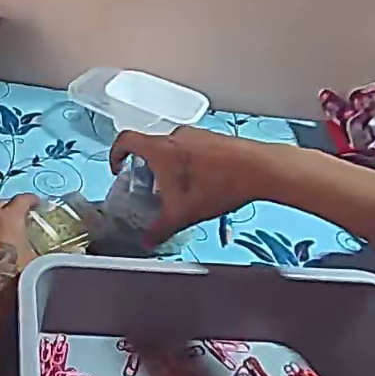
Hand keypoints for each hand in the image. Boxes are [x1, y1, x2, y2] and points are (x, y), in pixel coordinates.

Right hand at [109, 127, 284, 241]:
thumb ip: (160, 229)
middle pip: (150, 146)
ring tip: (180, 189)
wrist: (259, 169)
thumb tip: (148, 241)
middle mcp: (176, 136)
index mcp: (160, 149)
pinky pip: (192, 147)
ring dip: (170, 164)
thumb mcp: (183, 214)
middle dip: (147, 167)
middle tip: (153, 187)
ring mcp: (196, 134)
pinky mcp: (214, 138)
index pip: (125, 139)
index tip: (120, 167)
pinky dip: (190, 162)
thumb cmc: (219, 184)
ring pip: (173, 147)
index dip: (116, 153)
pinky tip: (202, 183)